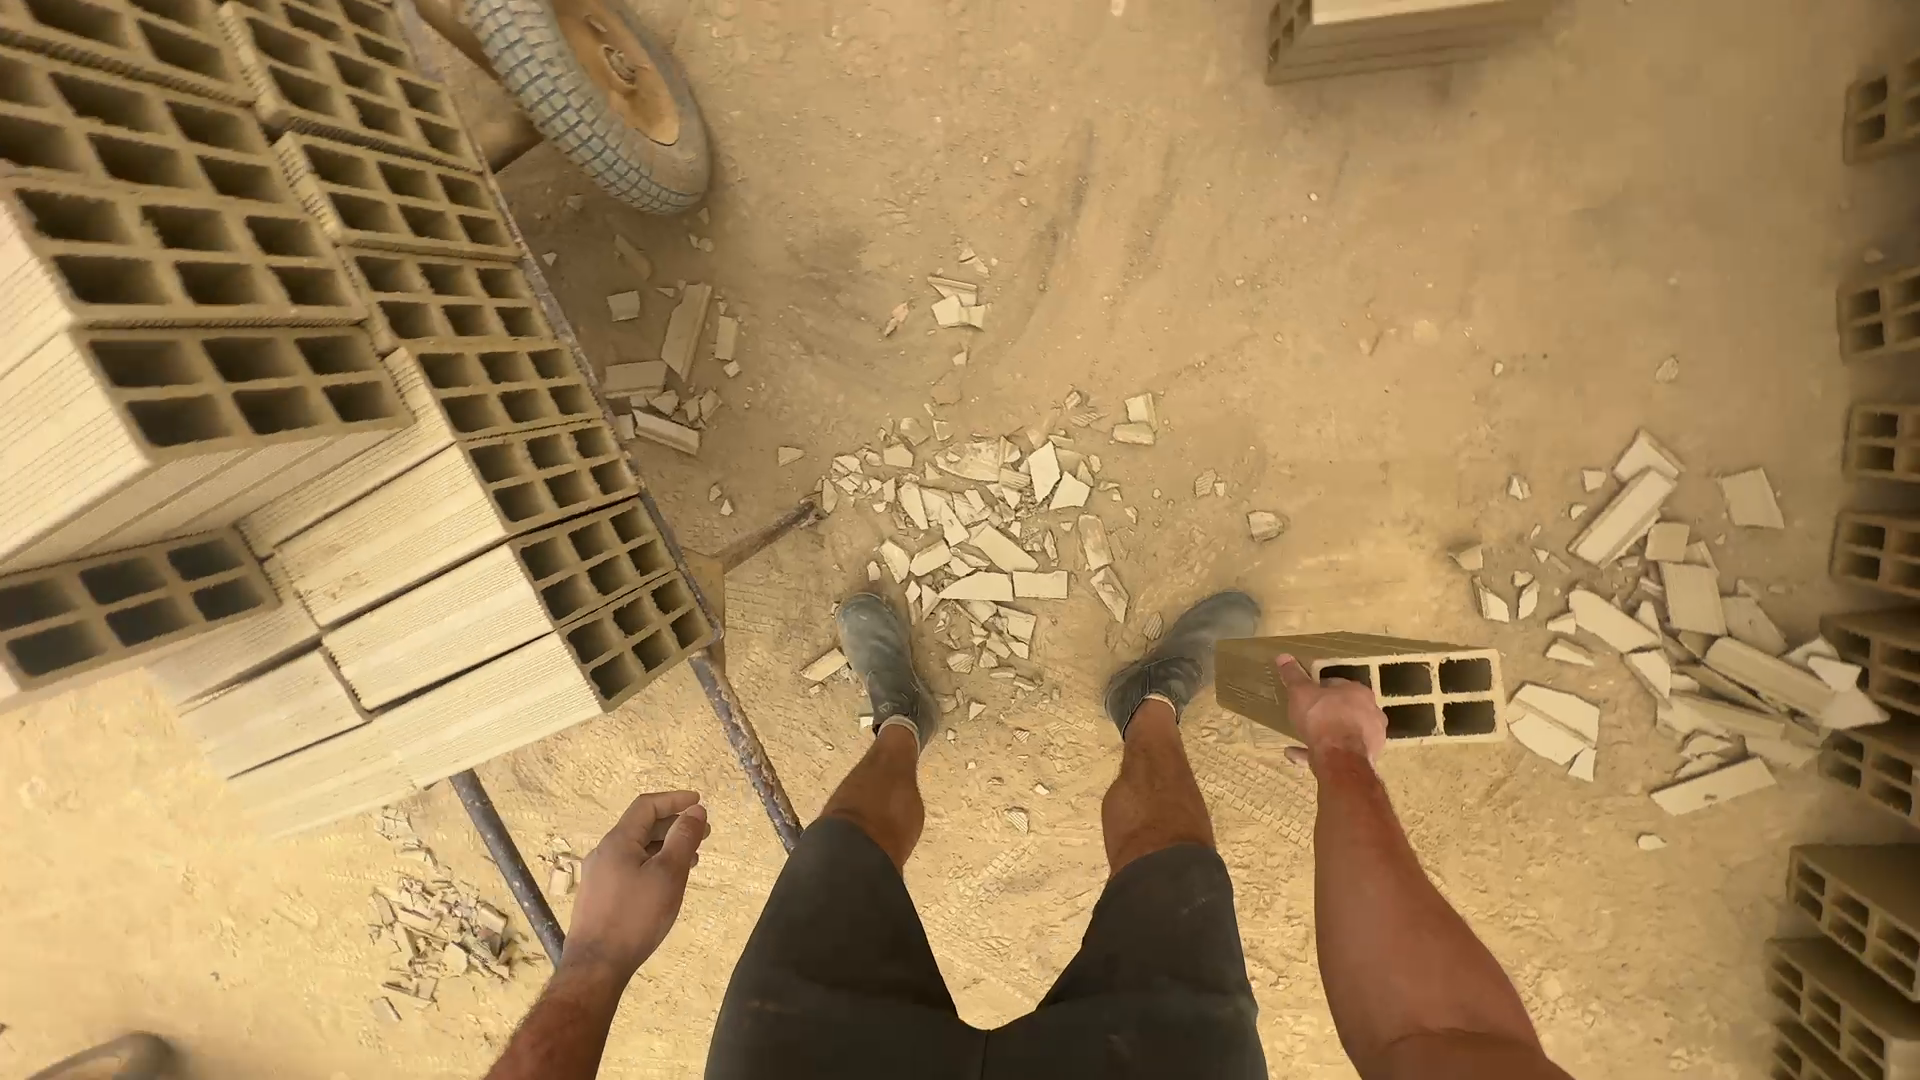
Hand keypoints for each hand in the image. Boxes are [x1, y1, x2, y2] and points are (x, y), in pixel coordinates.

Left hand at [561, 790, 709, 981]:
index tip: (699, 803)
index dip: (674, 800)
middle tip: (704, 832)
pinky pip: (631, 867)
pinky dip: (654, 864)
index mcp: (617, 842)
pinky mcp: (600, 897)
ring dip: (667, 846)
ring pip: (638, 849)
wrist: (595, 970)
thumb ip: (683, 838)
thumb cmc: (635, 916)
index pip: (646, 806)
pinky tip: (668, 882)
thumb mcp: (668, 873)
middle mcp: (604, 853)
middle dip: (675, 824)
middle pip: (642, 827)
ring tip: (693, 858)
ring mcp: (599, 877)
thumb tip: (696, 811)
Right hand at [1275, 655, 1387, 768]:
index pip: (1337, 684)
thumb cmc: (1321, 717)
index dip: (1318, 688)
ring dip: (1324, 734)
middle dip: (1325, 711)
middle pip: (1344, 708)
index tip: (1305, 695)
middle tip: (1305, 715)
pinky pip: (1339, 751)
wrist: (1339, 757)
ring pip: (1343, 732)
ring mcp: (1371, 737)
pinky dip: (1320, 751)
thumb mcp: (1301, 693)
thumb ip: (1293, 676)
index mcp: (1358, 692)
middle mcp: (1371, 712)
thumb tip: (1283, 656)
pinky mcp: (1366, 758)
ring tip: (1301, 737)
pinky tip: (1297, 754)